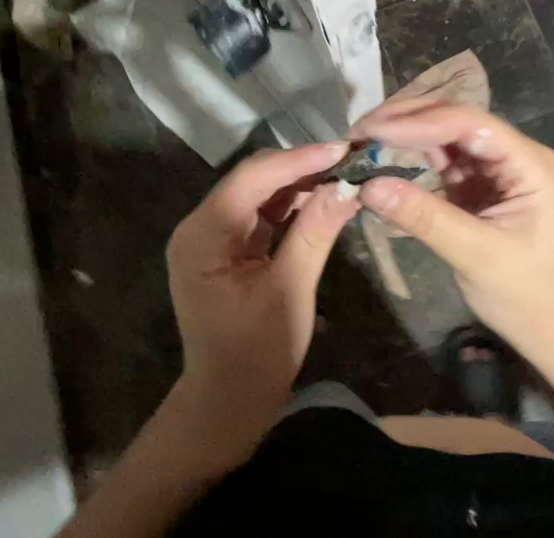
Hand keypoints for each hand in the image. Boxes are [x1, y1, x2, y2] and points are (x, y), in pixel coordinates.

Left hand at [166, 141, 357, 407]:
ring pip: (262, 192)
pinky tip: (326, 197)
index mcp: (203, 235)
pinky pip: (264, 213)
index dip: (299, 160)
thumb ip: (315, 232)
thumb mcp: (290, 291)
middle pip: (255, 179)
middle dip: (303, 167)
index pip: (252, 178)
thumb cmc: (256, 354)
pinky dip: (294, 204)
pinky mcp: (230, 247)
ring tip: (347, 173)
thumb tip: (349, 185)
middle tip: (352, 159)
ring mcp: (214, 236)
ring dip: (302, 183)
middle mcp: (201, 226)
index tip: (343, 149)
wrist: (229, 403)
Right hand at [349, 101, 553, 360]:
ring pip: (445, 134)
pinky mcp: (477, 183)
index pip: (469, 124)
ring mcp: (495, 167)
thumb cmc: (524, 294)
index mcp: (528, 162)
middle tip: (358, 130)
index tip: (372, 132)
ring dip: (404, 134)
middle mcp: (513, 153)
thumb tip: (369, 186)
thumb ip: (425, 217)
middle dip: (406, 120)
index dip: (419, 123)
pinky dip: (410, 156)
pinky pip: (441, 158)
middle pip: (455, 119)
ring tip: (362, 140)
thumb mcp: (475, 255)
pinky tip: (381, 157)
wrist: (547, 328)